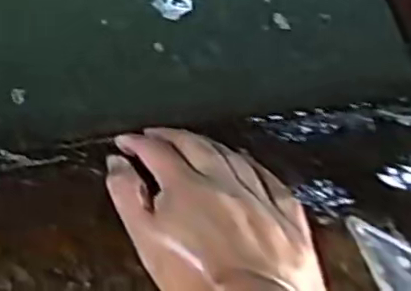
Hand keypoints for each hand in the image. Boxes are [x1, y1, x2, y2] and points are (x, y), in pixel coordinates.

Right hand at [106, 128, 324, 290]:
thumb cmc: (197, 280)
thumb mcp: (144, 236)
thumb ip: (124, 192)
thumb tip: (118, 164)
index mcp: (186, 186)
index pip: (154, 148)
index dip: (134, 140)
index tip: (125, 143)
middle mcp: (224, 186)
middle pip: (194, 144)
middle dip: (168, 135)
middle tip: (154, 136)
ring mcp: (261, 206)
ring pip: (233, 158)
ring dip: (208, 145)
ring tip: (195, 145)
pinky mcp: (292, 228)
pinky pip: (276, 186)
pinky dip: (256, 169)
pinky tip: (246, 167)